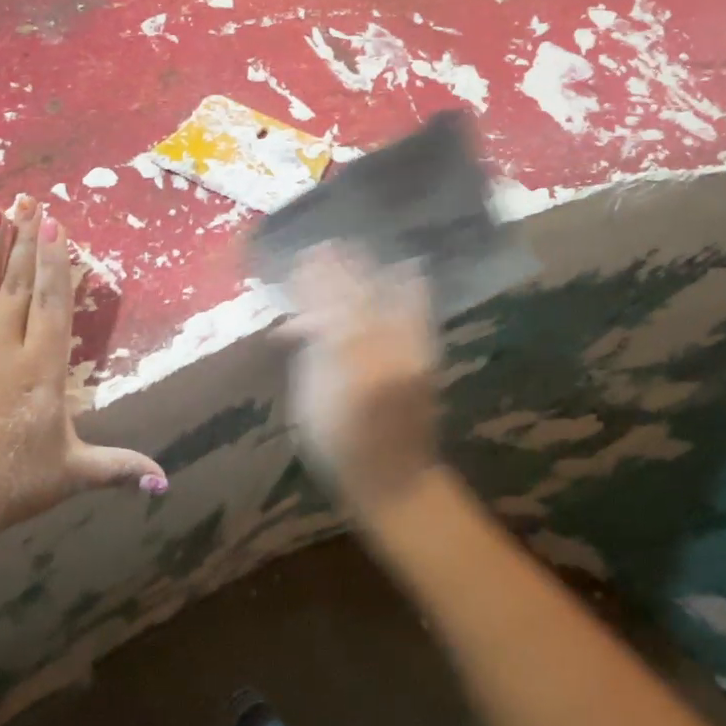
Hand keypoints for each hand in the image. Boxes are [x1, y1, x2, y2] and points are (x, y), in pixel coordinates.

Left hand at [0, 198, 165, 549]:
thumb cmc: (8, 489)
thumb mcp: (72, 476)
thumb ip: (119, 469)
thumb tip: (165, 482)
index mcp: (41, 370)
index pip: (52, 304)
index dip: (55, 261)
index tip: (55, 223)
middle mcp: (2, 351)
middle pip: (18, 287)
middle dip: (25, 242)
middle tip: (28, 200)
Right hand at [283, 242, 441, 512]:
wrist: (395, 479)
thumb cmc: (339, 447)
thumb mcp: (311, 405)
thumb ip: (311, 358)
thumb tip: (304, 321)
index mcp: (344, 366)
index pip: (327, 311)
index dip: (313, 283)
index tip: (299, 259)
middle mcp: (379, 354)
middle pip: (356, 300)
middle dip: (338, 271)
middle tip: (322, 246)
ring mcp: (408, 355)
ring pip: (385, 302)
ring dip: (368, 273)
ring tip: (352, 249)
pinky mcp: (426, 360)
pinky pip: (420, 316)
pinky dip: (412, 289)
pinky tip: (408, 268)